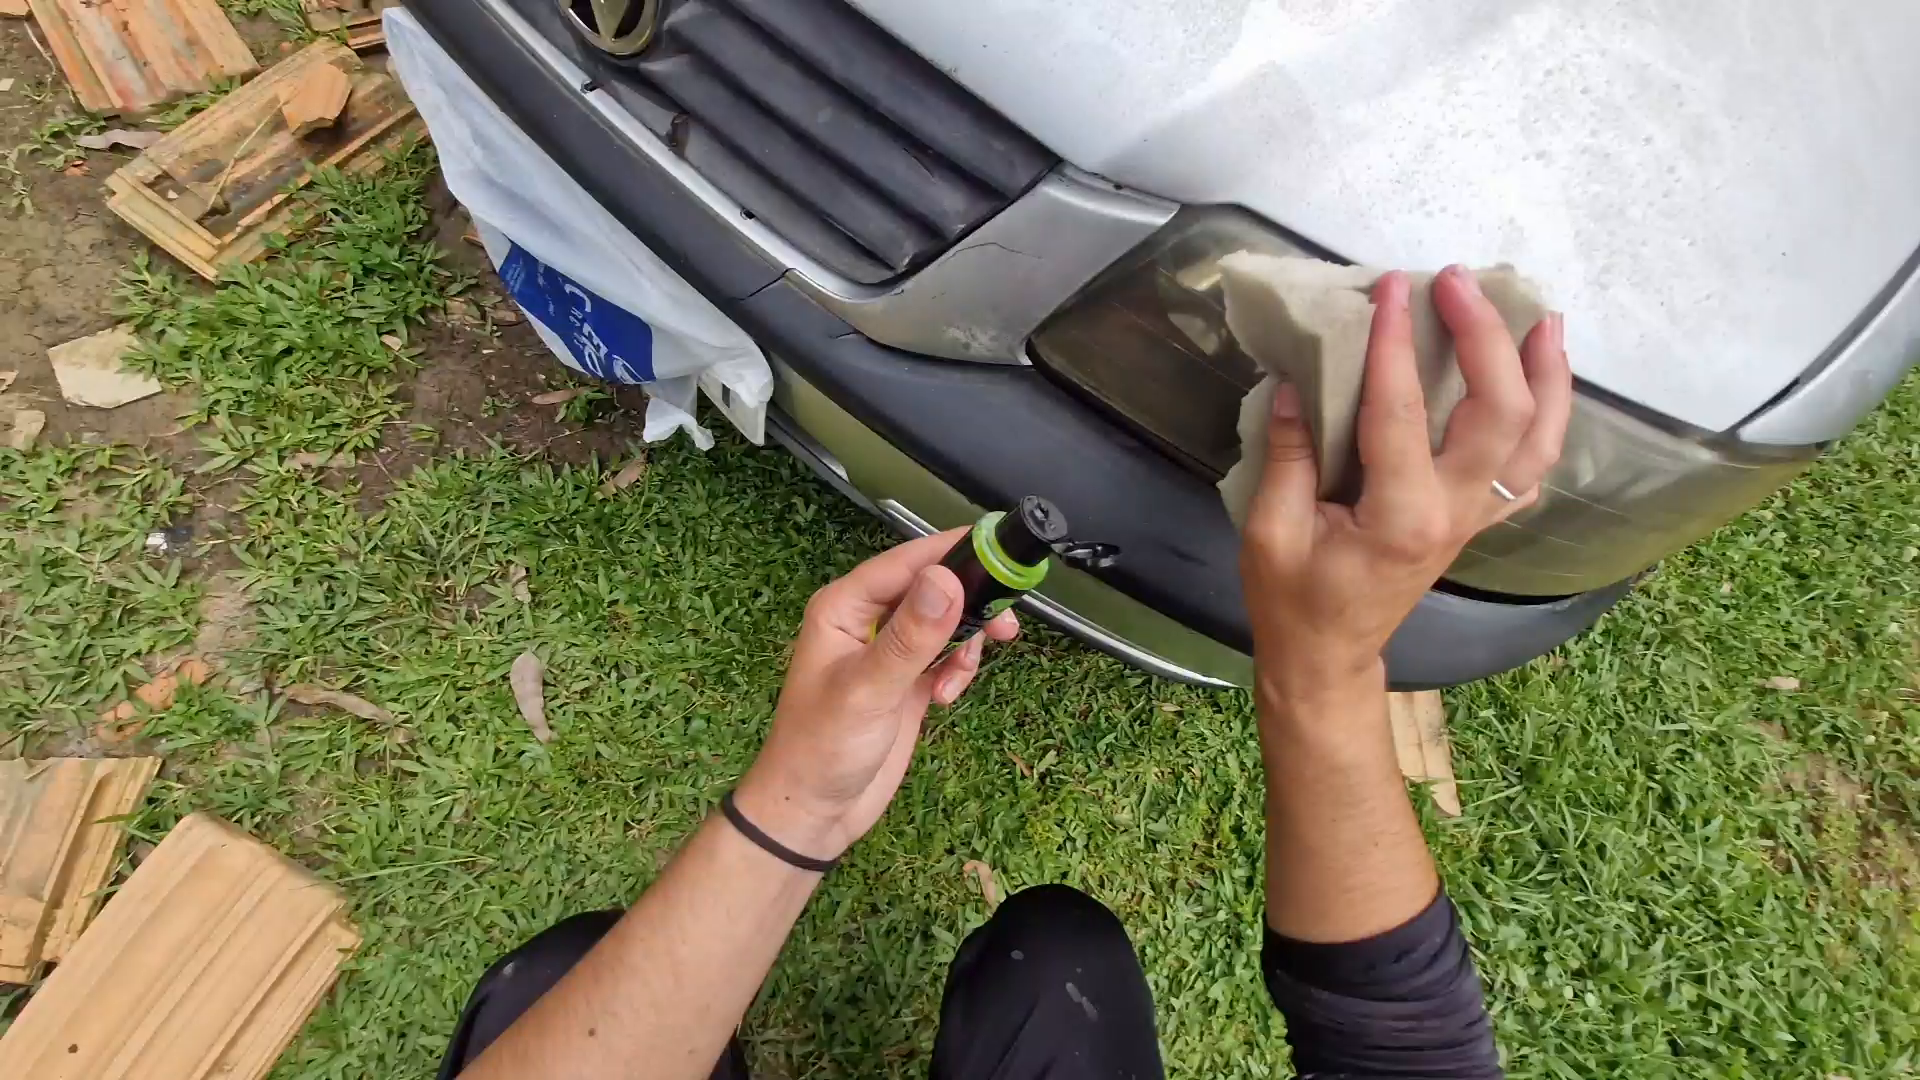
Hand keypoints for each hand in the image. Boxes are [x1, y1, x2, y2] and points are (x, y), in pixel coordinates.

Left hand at [736, 530, 1019, 859]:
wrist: (815, 812)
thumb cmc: (824, 747)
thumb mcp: (868, 689)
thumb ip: (911, 636)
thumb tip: (949, 579)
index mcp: (845, 607)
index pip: (905, 562)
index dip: (952, 552)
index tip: (1000, 548)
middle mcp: (868, 620)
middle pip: (932, 587)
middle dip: (969, 600)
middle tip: (1005, 620)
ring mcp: (891, 650)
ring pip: (945, 620)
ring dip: (967, 639)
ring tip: (964, 671)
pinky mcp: (908, 679)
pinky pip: (947, 654)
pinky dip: (958, 667)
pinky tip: (947, 696)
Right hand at [1239, 265, 1571, 709]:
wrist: (1326, 654)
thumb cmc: (1291, 600)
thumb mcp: (1270, 532)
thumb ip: (1288, 458)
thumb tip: (1295, 386)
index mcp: (1399, 515)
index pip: (1400, 412)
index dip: (1393, 345)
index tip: (1391, 290)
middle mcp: (1455, 513)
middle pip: (1500, 411)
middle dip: (1484, 337)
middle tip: (1459, 284)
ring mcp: (1474, 520)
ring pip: (1539, 438)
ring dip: (1546, 374)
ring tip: (1540, 319)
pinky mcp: (1473, 525)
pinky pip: (1529, 468)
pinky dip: (1546, 421)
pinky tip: (1540, 389)